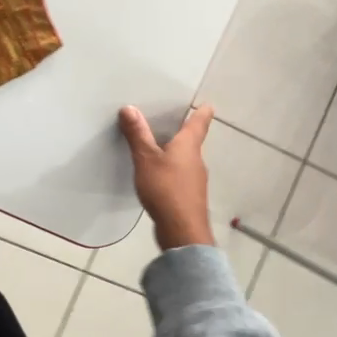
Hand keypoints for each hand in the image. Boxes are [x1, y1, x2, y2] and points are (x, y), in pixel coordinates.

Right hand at [118, 105, 214, 249]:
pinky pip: (179, 174)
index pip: (199, 123)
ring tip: (155, 144)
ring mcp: (194, 180)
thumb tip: (129, 108)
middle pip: (192, 140)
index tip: (207, 104)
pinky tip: (155, 173)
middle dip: (181, 131)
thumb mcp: (146, 159)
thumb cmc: (166, 189)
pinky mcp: (188, 196)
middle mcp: (196, 160)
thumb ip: (137, 134)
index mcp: (189, 146)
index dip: (203, 112)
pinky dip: (169, 168)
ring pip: (185, 158)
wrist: (182, 232)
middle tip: (167, 119)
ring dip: (174, 151)